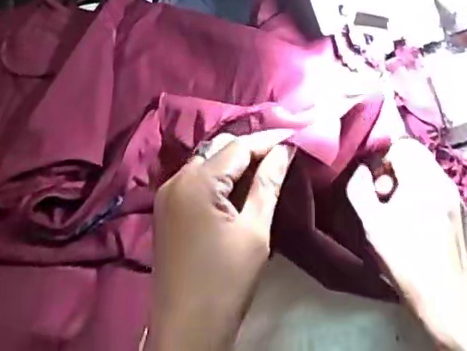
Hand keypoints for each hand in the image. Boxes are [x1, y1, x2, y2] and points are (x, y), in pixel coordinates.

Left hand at [147, 130, 295, 350]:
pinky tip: (245, 185)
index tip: (298, 135)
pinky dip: (222, 177)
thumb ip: (269, 183)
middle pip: (222, 149)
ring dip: (238, 162)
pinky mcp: (168, 212)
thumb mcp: (255, 231)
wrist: (185, 337)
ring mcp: (168, 196)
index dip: (270, 139)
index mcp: (196, 182)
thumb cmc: (225, 284)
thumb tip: (285, 149)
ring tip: (271, 165)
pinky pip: (199, 180)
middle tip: (286, 151)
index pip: (240, 146)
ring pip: (210, 162)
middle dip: (254, 148)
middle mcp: (176, 180)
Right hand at [347, 139, 466, 350]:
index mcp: (423, 179)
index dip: (383, 158)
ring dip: (409, 181)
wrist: (450, 302)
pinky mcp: (462, 211)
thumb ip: (360, 191)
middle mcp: (444, 180)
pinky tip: (417, 222)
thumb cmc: (408, 265)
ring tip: (398, 211)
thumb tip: (360, 169)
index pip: (402, 144)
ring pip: (427, 170)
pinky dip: (424, 193)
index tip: (374, 183)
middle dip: (396, 168)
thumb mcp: (374, 229)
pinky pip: (438, 187)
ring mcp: (456, 195)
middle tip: (384, 196)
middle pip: (416, 154)